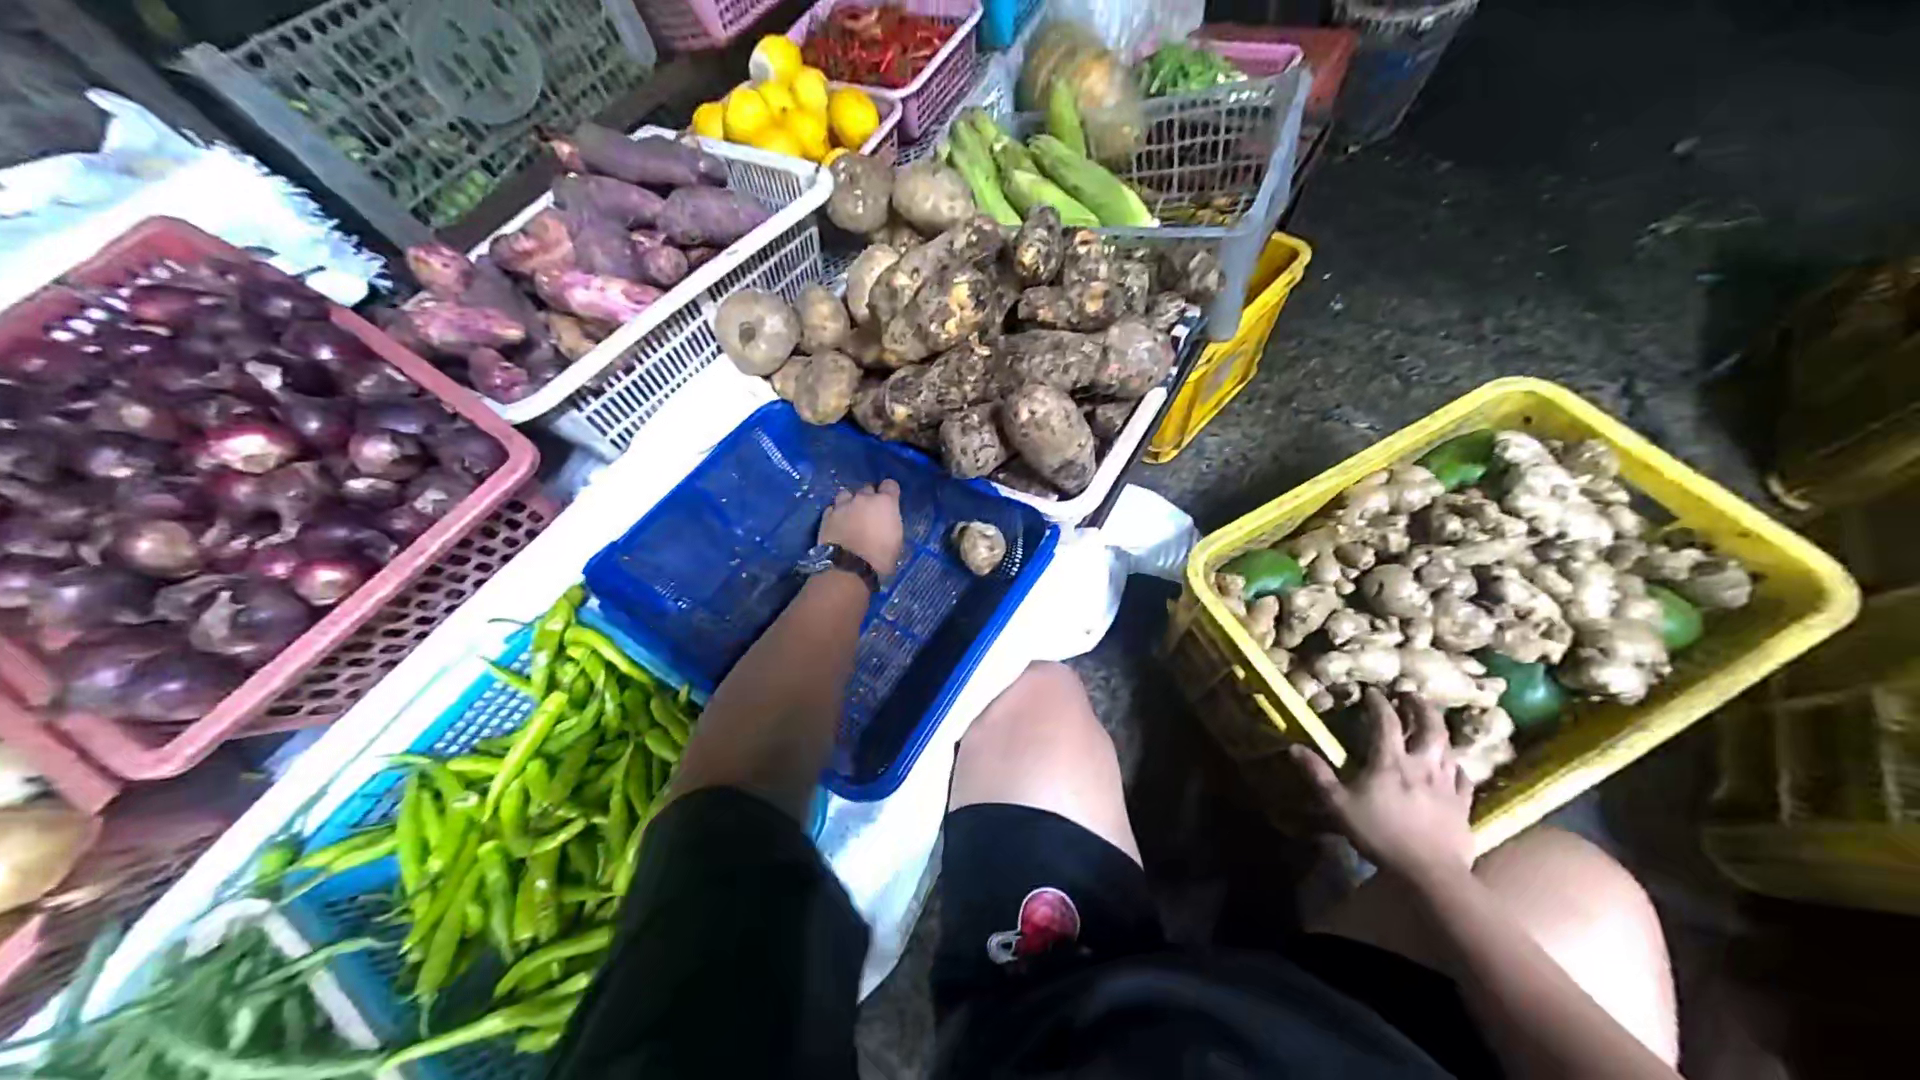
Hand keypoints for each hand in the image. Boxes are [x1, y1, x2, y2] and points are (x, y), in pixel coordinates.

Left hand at [820, 479, 902, 582]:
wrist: (849, 567)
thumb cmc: (880, 557)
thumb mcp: (896, 540)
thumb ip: (890, 523)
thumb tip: (885, 522)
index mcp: (885, 502)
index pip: (890, 485)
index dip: (890, 492)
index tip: (889, 502)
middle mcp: (863, 498)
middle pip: (867, 488)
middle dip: (869, 498)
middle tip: (869, 512)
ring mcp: (843, 505)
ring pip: (847, 494)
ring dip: (850, 501)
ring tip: (850, 513)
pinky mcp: (827, 515)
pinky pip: (833, 508)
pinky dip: (836, 513)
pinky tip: (837, 522)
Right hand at [1289, 688, 1475, 887]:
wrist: (1430, 872)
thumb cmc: (1380, 834)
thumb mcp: (1339, 804)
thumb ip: (1317, 774)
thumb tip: (1294, 748)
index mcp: (1390, 761)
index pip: (1386, 721)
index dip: (1379, 703)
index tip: (1373, 692)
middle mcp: (1422, 764)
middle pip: (1429, 726)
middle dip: (1419, 707)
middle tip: (1411, 696)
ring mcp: (1447, 784)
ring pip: (1449, 747)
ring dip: (1439, 730)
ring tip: (1431, 723)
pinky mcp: (1463, 804)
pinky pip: (1464, 777)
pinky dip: (1457, 765)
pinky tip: (1453, 766)